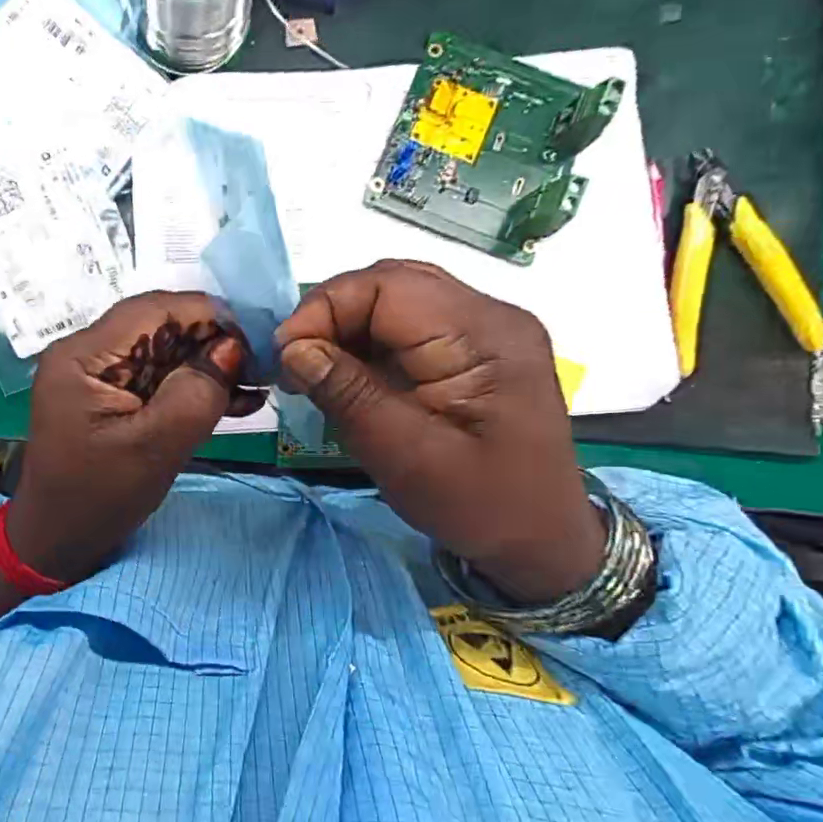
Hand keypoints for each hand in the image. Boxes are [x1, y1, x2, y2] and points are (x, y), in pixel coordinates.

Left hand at [0, 292, 252, 613]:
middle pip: (160, 328)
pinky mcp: (112, 399)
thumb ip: (196, 394)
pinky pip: (158, 381)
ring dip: (210, 368)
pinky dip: (193, 389)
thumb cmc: (96, 499)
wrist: (56, 544)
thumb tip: (231, 349)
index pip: (154, 310)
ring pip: (165, 354)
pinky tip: (235, 402)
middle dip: (214, 343)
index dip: (210, 316)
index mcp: (83, 357)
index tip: (257, 339)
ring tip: (256, 388)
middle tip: (262, 368)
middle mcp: (87, 355)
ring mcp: (99, 377)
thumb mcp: (154, 448)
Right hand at [275, 260, 603, 602]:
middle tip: (292, 363)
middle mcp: (489, 317)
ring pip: (396, 301)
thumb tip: (292, 350)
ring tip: (311, 370)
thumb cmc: (478, 505)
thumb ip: (349, 395)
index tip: (284, 355)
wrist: (538, 539)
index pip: (389, 286)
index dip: (325, 308)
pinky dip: (364, 345)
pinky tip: (343, 377)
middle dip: (331, 314)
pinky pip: (407, 329)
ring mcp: (483, 332)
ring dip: (344, 329)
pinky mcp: (470, 353)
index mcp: (485, 336)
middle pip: (393, 283)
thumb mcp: (405, 455)